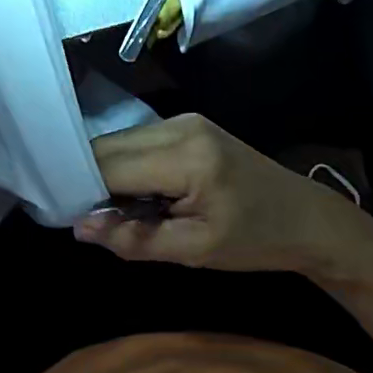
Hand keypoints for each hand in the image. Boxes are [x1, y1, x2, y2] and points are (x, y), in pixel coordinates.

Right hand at [75, 115, 372, 283]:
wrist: (310, 219)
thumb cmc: (257, 241)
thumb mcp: (195, 251)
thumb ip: (134, 238)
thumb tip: (79, 226)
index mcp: (184, 156)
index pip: (107, 164)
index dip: (79, 189)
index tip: (62, 216)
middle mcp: (179, 125)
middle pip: (107, 146)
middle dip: (88, 180)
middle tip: (86, 217)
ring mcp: (184, 120)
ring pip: (118, 142)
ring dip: (106, 174)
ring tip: (114, 211)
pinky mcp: (188, 125)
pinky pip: (137, 142)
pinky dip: (126, 167)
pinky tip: (136, 195)